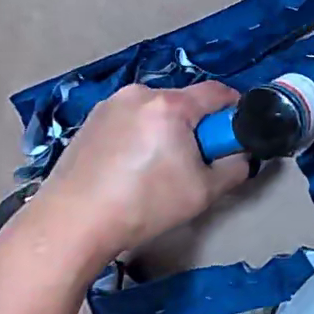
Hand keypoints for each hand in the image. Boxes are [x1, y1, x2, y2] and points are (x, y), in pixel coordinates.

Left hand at [22, 82, 248, 265]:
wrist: (73, 222)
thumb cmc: (143, 205)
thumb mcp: (203, 193)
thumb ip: (233, 168)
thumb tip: (241, 157)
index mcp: (169, 105)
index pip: (216, 91)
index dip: (233, 110)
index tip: (233, 134)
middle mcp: (139, 94)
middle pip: (183, 102)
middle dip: (194, 126)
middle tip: (192, 163)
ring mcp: (110, 104)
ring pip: (154, 111)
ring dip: (165, 131)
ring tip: (155, 171)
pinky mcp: (91, 120)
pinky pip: (129, 120)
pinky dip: (138, 136)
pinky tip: (128, 170)